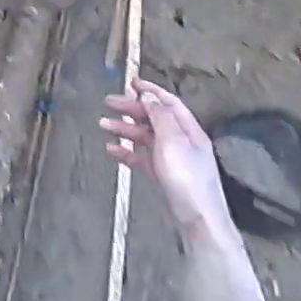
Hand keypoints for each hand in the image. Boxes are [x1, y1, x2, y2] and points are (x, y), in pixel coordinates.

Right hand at [101, 80, 237, 246]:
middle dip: (131, 108)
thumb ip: (160, 116)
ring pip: (144, 137)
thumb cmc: (186, 177)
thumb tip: (149, 97)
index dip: (151, 90)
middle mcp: (180, 141)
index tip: (131, 82)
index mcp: (188, 131)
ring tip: (102, 124)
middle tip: (108, 102)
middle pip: (154, 118)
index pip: (169, 103)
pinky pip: (140, 157)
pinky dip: (125, 151)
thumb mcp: (173, 141)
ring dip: (124, 128)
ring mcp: (171, 159)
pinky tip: (111, 150)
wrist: (197, 219)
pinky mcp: (162, 175)